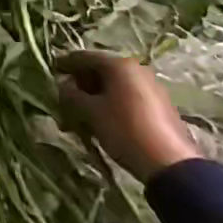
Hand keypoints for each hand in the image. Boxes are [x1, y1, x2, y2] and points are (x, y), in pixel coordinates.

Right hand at [56, 51, 199, 181]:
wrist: (171, 164)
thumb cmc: (125, 130)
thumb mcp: (91, 113)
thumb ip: (72, 96)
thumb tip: (63, 87)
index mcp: (119, 65)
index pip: (83, 57)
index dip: (65, 64)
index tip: (51, 72)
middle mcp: (135, 70)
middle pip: (98, 72)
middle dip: (79, 88)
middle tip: (65, 105)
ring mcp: (149, 88)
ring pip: (112, 88)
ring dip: (92, 101)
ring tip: (80, 121)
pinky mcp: (158, 107)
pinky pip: (126, 99)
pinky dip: (109, 107)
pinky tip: (101, 124)